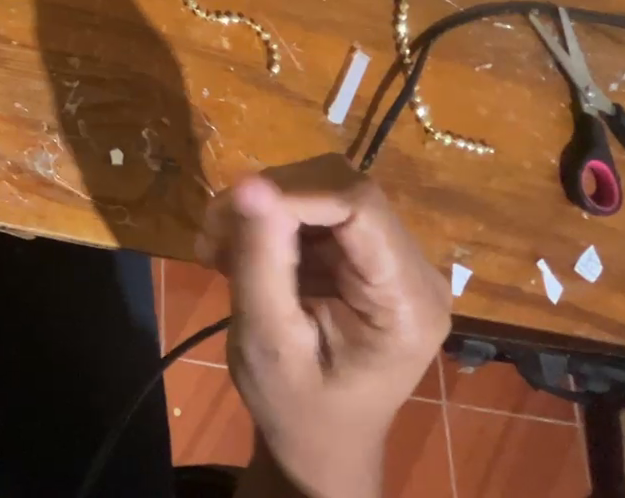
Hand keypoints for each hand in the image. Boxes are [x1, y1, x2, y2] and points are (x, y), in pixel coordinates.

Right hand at [196, 155, 449, 497]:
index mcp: (406, 299)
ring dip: (259, 206)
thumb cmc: (294, 403)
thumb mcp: (267, 335)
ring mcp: (388, 259)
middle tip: (213, 235)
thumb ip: (261, 256)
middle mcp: (411, 268)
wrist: (315, 440)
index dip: (291, 192)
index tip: (229, 214)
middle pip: (340, 185)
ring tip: (218, 248)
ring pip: (320, 187)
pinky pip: (310, 208)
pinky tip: (237, 252)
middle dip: (268, 197)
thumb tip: (246, 182)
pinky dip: (264, 218)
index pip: (358, 203)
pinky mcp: (362, 256)